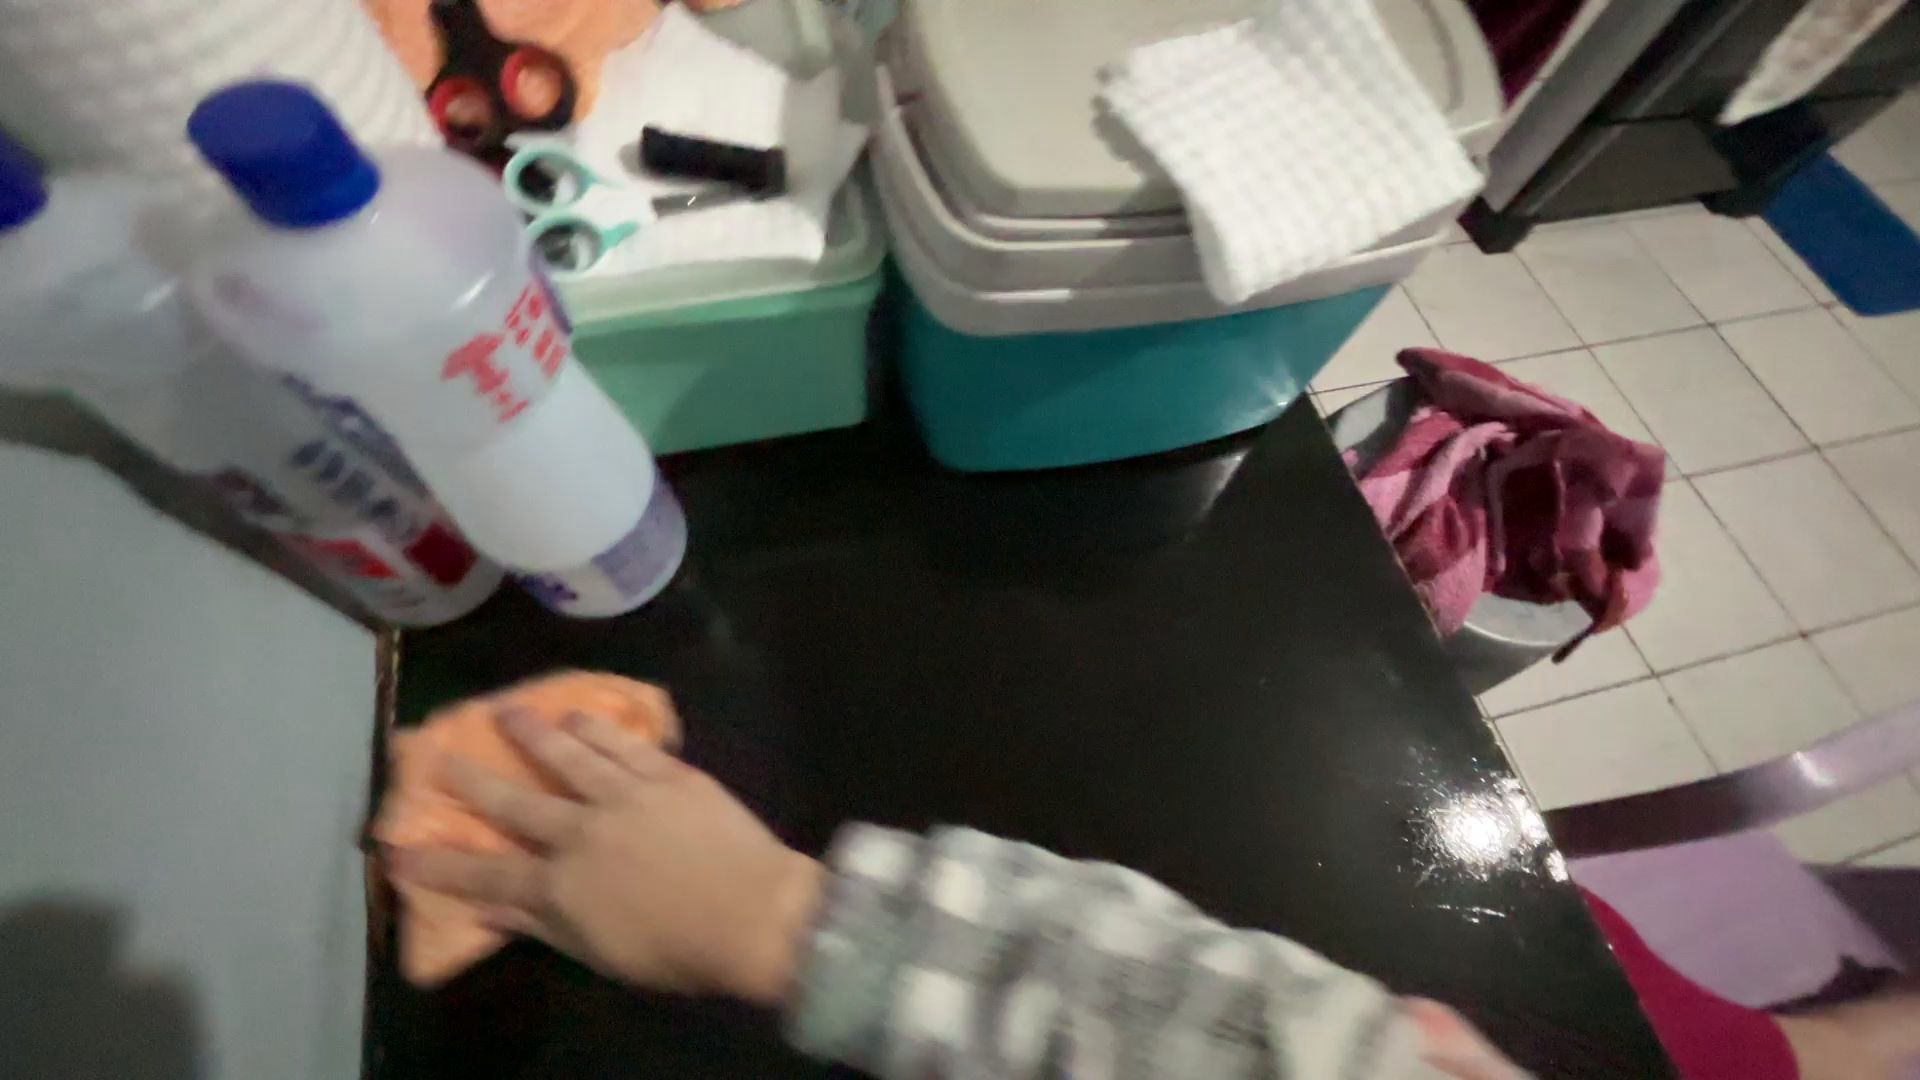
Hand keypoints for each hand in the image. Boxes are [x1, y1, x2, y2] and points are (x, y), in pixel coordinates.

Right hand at [385, 709, 823, 1004]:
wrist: (750, 908)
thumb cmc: (676, 947)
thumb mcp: (599, 950)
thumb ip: (542, 924)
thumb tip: (490, 909)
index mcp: (561, 886)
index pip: (485, 874)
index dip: (439, 862)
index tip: (397, 847)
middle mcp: (582, 831)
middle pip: (516, 803)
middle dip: (474, 780)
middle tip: (438, 755)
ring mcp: (625, 794)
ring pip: (568, 756)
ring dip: (533, 733)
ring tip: (506, 710)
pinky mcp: (667, 772)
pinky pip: (624, 743)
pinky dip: (598, 727)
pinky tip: (578, 713)